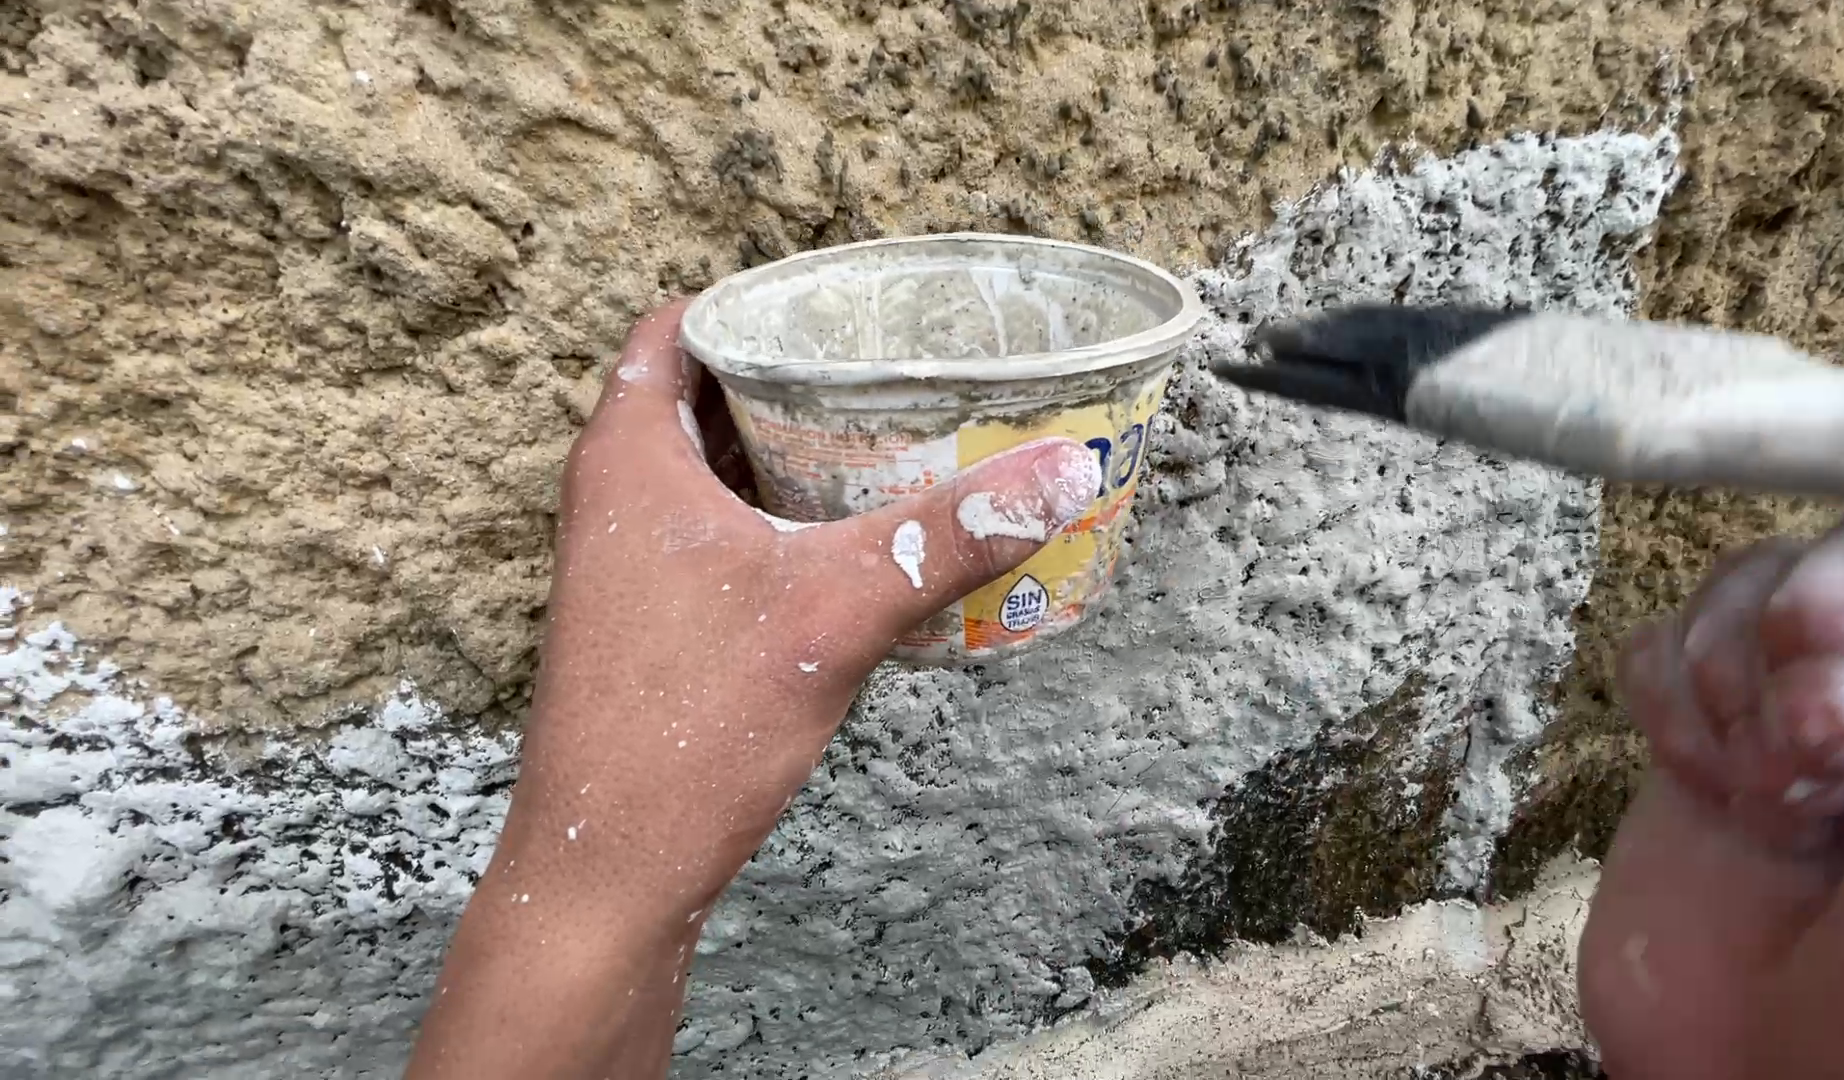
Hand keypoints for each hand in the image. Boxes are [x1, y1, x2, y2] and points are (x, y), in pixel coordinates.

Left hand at [405, 300, 1102, 1079]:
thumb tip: (1061, 470)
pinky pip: (727, 525)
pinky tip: (853, 530)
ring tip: (883, 431)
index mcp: (631, 458)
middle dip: (790, 371)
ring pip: (720, 465)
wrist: (612, 870)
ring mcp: (637, 558)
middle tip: (882, 364)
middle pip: (707, 391)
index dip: (754, 302)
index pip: (677, 327)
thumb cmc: (693, 727)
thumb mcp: (837, 611)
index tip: (835, 303)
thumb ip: (950, 537)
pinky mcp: (663, 610)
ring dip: (791, 445)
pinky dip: (785, 509)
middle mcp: (621, 496)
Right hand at [1579, 379, 1843, 1079]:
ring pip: (1740, 583)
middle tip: (1839, 739)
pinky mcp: (1709, 712)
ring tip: (1785, 798)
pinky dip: (1674, 706)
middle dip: (1820, 626)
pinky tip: (1726, 789)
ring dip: (1735, 686)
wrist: (1790, 1069)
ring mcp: (1816, 685)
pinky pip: (1659, 644)